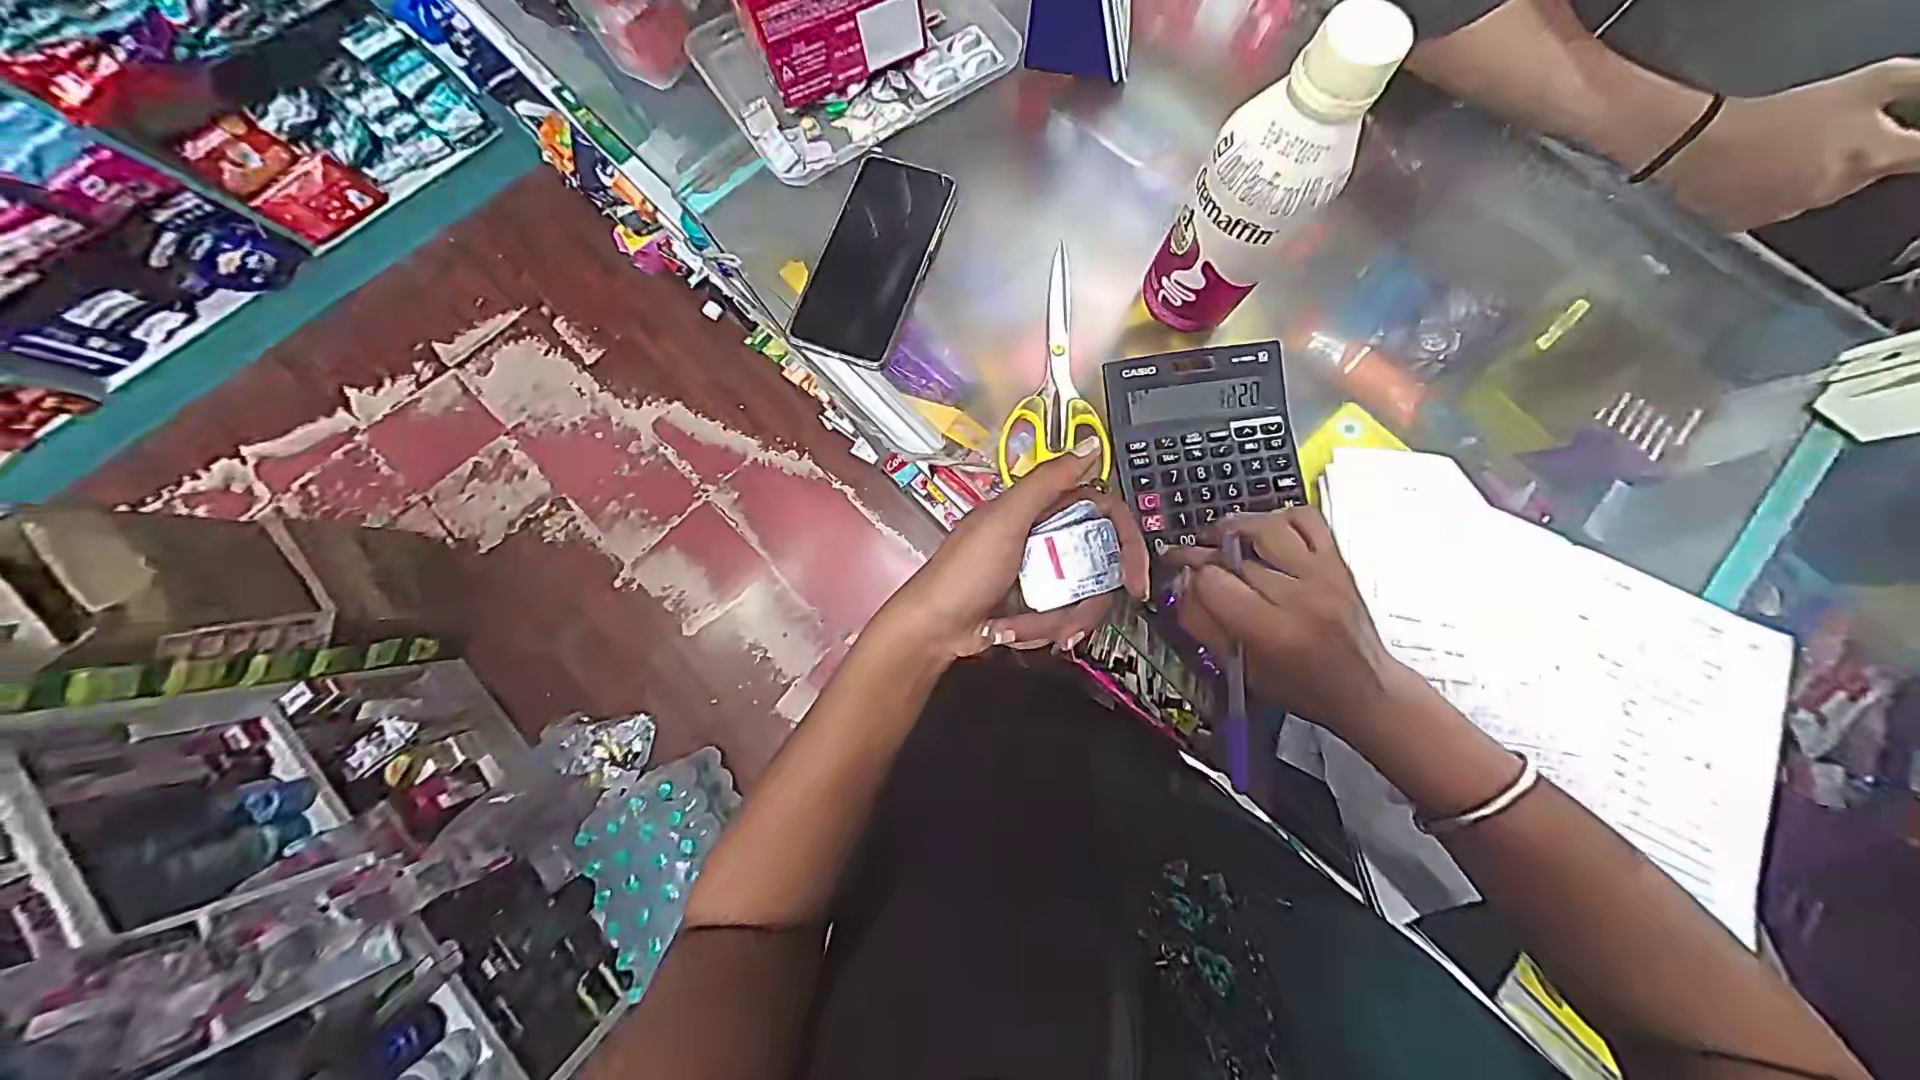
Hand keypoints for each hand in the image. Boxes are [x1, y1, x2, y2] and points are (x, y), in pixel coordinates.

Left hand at [868, 438, 1148, 661]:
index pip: (1103, 514)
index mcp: (1041, 510)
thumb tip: (1088, 446)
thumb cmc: (962, 572)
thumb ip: (1047, 483)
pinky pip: (1065, 616)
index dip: (1125, 541)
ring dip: (1060, 620)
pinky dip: (1047, 630)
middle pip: (1100, 564)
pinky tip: (1017, 632)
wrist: (935, 629)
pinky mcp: (1039, 602)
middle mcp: (1047, 537)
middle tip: (1073, 621)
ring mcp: (1044, 572)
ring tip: (1027, 628)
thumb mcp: (1004, 520)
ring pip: (1085, 595)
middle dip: (1087, 600)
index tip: (1135, 575)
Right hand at [1165, 507, 1413, 732]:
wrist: (1366, 688)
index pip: (1213, 582)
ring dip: (1233, 527)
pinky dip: (1278, 518)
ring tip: (1218, 536)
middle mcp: (1302, 597)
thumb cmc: (1300, 686)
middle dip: (1202, 553)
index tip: (1185, 580)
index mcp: (1274, 632)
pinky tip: (1262, 533)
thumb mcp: (1240, 669)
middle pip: (1234, 555)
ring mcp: (1323, 573)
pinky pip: (1305, 518)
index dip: (1191, 577)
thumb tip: (1180, 582)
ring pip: (1266, 526)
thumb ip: (1202, 624)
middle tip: (1186, 556)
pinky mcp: (1337, 560)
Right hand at [1660, 59, 1919, 231]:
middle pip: (1864, 174)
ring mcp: (1789, 210)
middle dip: (1855, 157)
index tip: (1908, 144)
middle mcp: (1835, 190)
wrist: (1702, 146)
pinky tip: (1755, 176)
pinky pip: (1774, 208)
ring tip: (1782, 156)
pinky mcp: (1750, 223)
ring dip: (1810, 176)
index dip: (1918, 147)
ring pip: (1819, 192)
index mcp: (1872, 156)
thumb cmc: (1776, 115)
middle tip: (1825, 137)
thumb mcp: (1872, 81)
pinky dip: (1771, 194)